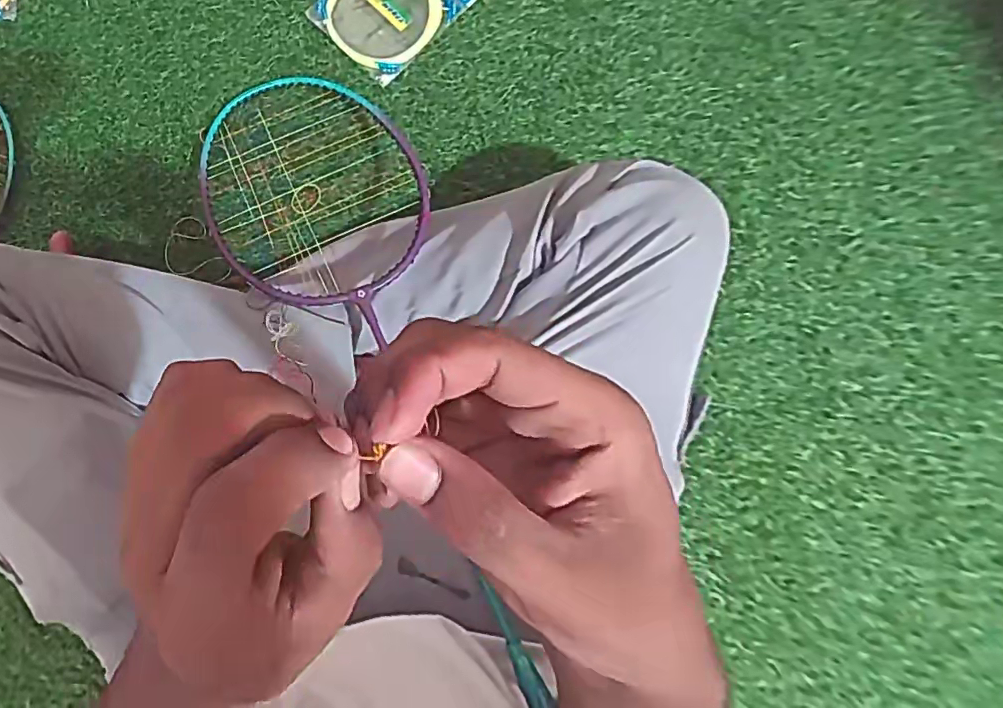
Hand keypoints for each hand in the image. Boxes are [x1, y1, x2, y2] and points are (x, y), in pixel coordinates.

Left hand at [113, 360, 380, 705]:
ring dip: (254, 392)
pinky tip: (253, 416)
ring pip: (189, 394)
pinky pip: (180, 385)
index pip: (228, 506)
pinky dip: (227, 383)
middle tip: (315, 435)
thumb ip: (347, 533)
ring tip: (285, 425)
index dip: (297, 460)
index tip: (341, 453)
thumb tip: (339, 448)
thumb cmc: (263, 631)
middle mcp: (151, 538)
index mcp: (197, 601)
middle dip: (278, 410)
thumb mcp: (327, 608)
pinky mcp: (140, 450)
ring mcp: (137, 487)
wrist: (193, 641)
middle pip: (202, 429)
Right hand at [352, 319, 725, 707]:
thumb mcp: (558, 580)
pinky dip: (395, 428)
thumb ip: (480, 517)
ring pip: (435, 373)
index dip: (430, 372)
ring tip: (367, 453)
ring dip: (390, 401)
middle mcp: (548, 397)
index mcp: (589, 410)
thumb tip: (395, 456)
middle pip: (458, 350)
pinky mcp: (487, 440)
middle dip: (402, 379)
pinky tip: (381, 464)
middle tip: (365, 436)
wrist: (636, 653)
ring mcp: (515, 416)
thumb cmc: (622, 616)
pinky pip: (428, 412)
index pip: (496, 354)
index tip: (386, 425)